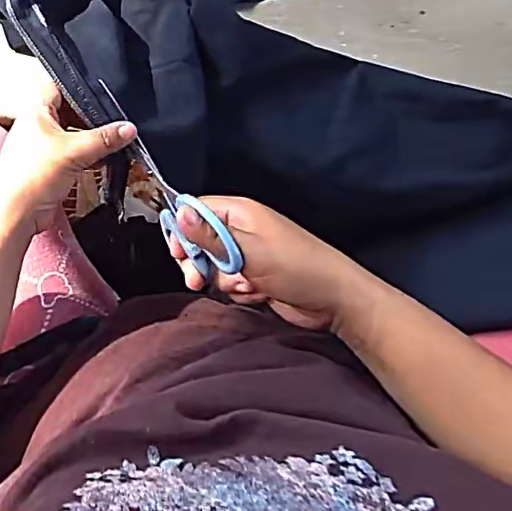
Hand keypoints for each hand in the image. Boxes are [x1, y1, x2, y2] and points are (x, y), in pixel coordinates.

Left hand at [0, 83, 135, 228]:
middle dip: (91, 116)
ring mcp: (43, 146)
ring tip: (111, 140)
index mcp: (36, 112)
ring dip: (91, 137)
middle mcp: (37, 126)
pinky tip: (102, 159)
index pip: (60, 86)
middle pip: (70, 110)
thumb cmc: (29, 178)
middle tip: (111, 119)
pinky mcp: (50, 165)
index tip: (101, 91)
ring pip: (73, 132)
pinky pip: (73, 152)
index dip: (80, 85)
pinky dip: (88, 154)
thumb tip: (127, 129)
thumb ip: (105, 138)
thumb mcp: (75, 151)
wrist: (17, 215)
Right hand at [166, 196, 382, 332]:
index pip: (197, 211)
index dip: (183, 230)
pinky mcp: (253, 276)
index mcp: (240, 212)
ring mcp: (248, 253)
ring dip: (223, 280)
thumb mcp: (248, 250)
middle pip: (200, 241)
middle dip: (198, 262)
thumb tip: (180, 213)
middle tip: (197, 278)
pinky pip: (228, 282)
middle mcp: (241, 229)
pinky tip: (257, 292)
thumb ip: (210, 235)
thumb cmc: (297, 267)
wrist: (332, 299)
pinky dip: (237, 291)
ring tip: (246, 284)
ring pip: (213, 266)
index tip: (178, 252)